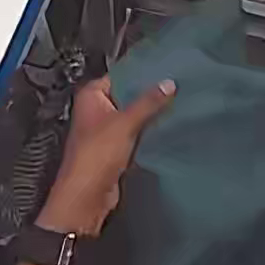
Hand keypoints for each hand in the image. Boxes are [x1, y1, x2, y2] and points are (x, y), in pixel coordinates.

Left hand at [38, 76, 175, 235]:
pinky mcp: (116, 147)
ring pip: (134, 114)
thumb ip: (148, 102)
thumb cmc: (96, 156)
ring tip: (178, 99)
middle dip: (150, 92)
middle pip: (128, 94)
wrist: (86, 198)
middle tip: (177, 82)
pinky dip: (150, 128)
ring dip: (151, 111)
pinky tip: (169, 122)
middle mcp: (97, 109)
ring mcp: (107, 129)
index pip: (121, 75)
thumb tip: (169, 83)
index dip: (142, 72)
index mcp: (91, 96)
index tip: (167, 66)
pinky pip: (137, 131)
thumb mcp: (125, 123)